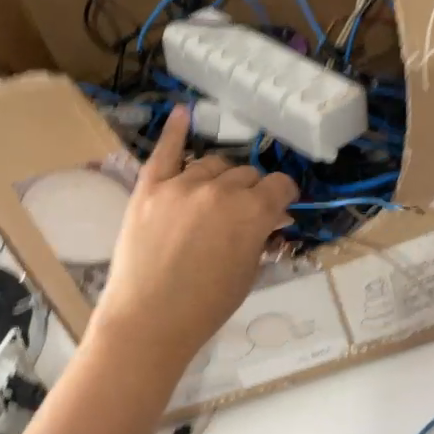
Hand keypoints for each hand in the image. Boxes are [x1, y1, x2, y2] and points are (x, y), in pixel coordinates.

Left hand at [91, 107, 296, 364]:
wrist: (149, 319)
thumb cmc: (207, 306)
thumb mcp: (248, 273)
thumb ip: (261, 238)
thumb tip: (273, 218)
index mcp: (252, 211)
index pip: (280, 185)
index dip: (284, 196)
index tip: (282, 207)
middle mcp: (220, 189)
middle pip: (246, 174)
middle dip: (253, 190)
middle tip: (247, 212)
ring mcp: (181, 184)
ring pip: (212, 164)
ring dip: (223, 176)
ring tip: (220, 195)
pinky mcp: (149, 188)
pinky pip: (164, 151)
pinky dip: (174, 130)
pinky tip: (181, 114)